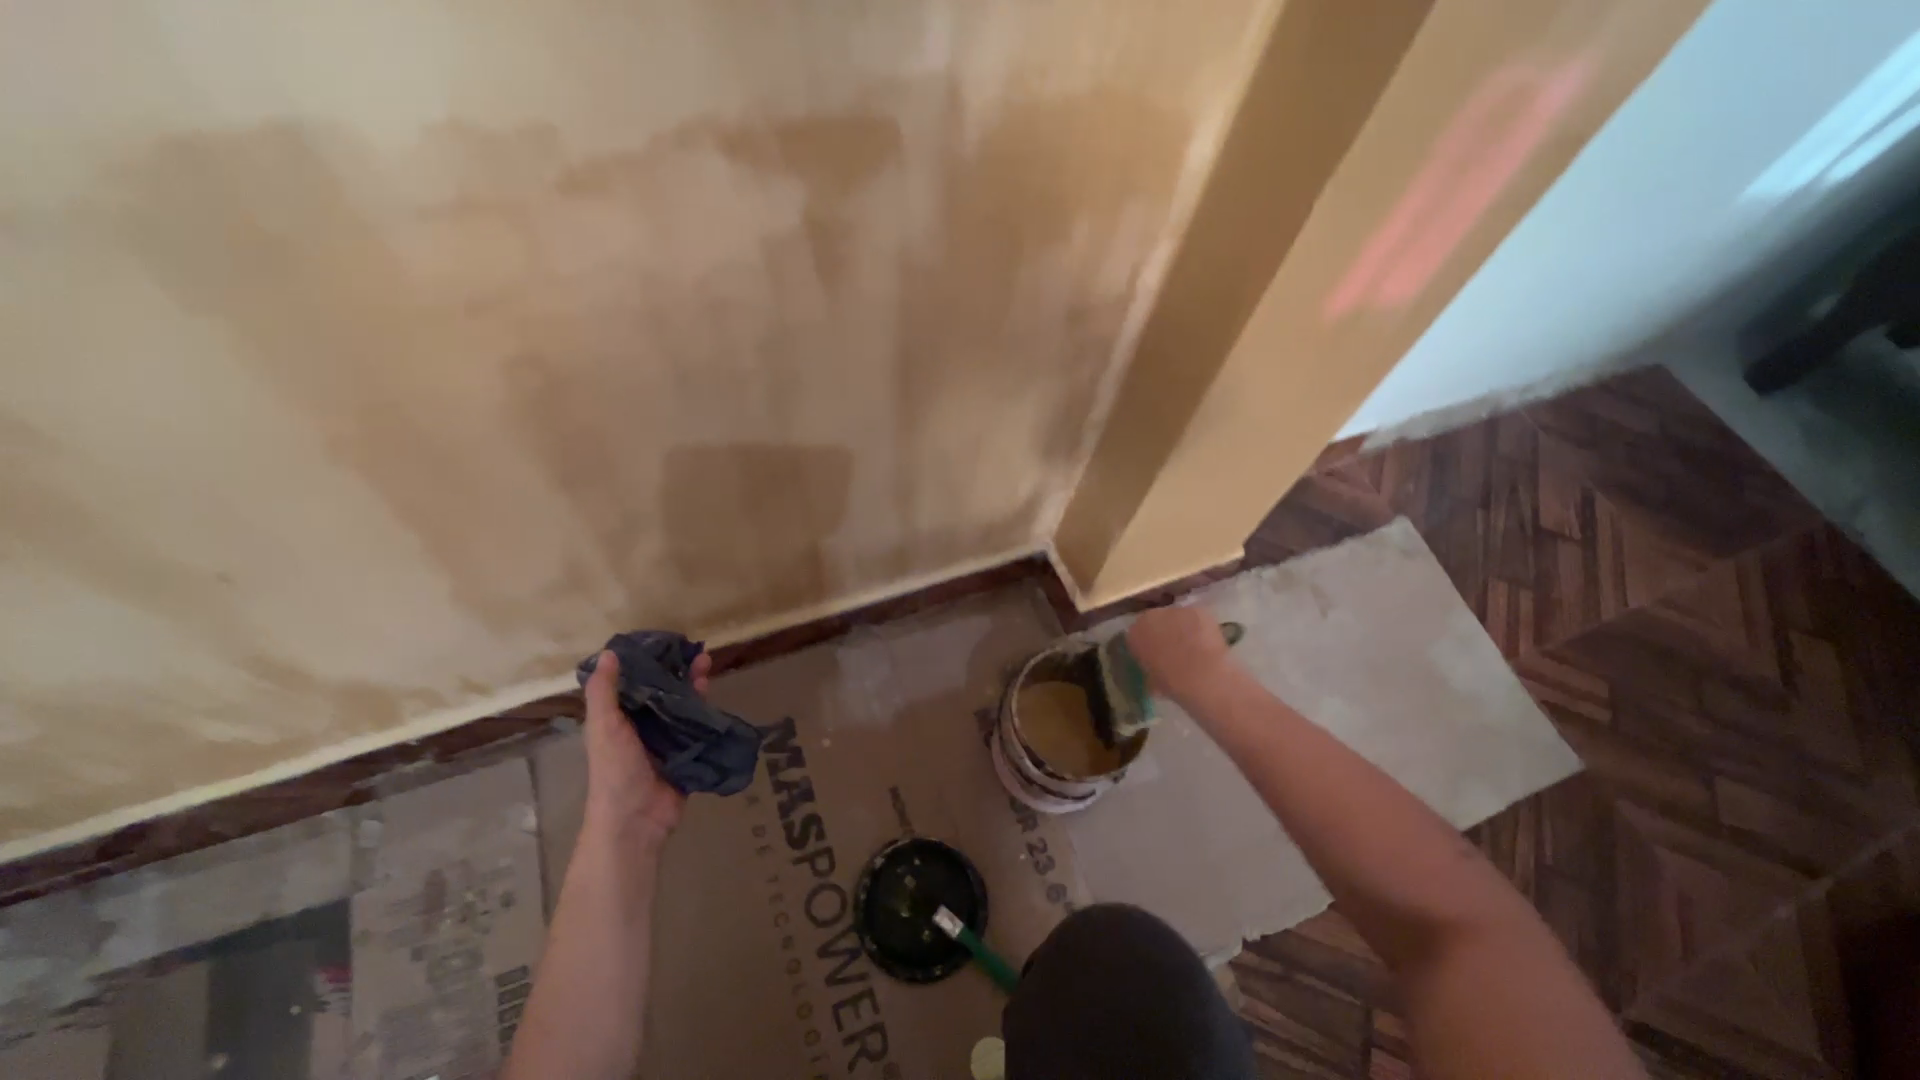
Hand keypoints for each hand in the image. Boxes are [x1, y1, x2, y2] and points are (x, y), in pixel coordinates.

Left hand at [580, 650, 708, 849]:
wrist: (636, 819)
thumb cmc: (615, 771)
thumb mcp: (604, 727)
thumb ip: (604, 692)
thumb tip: (610, 652)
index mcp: (619, 718)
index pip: (635, 682)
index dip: (651, 661)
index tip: (668, 642)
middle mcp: (642, 726)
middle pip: (664, 691)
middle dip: (679, 672)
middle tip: (698, 653)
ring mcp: (666, 741)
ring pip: (683, 707)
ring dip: (695, 688)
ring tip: (708, 668)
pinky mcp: (687, 755)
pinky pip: (698, 730)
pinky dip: (707, 714)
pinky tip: (717, 699)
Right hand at [1125, 606, 1234, 704]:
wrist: (1201, 676)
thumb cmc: (1172, 683)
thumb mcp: (1151, 680)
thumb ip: (1149, 666)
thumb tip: (1154, 666)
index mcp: (1135, 634)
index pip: (1136, 634)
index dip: (1146, 644)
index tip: (1154, 654)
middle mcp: (1151, 616)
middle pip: (1156, 620)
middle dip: (1163, 631)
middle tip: (1174, 648)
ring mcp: (1175, 610)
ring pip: (1177, 616)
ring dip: (1182, 626)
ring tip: (1193, 645)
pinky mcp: (1197, 610)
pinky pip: (1196, 617)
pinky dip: (1200, 626)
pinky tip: (1207, 640)